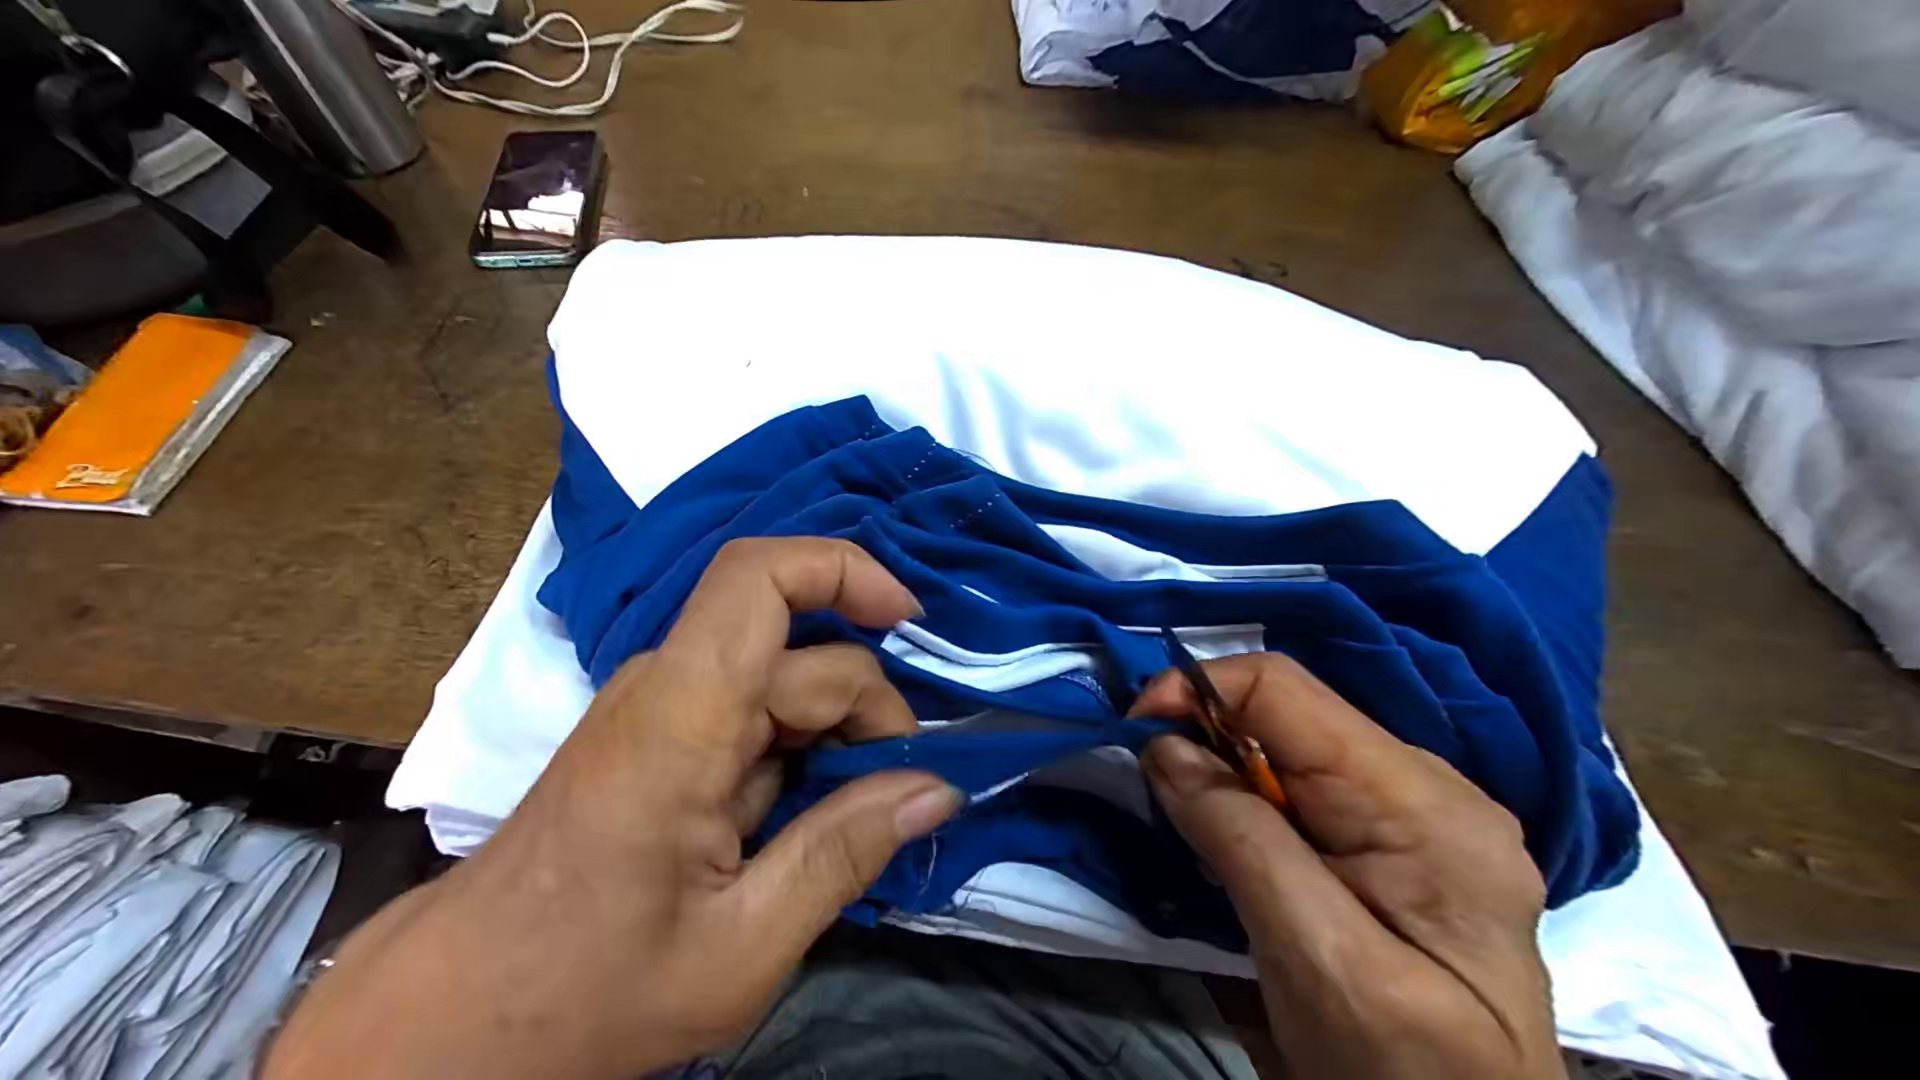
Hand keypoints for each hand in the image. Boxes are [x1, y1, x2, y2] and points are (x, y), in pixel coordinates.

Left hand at [262, 538, 963, 1079]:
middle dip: (870, 712)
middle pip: (805, 653)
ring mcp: (666, 705)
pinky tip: (808, 813)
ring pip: (791, 679)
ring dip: (842, 734)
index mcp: (681, 720)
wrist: (452, 1020)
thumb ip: (843, 853)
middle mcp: (671, 687)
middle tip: (894, 797)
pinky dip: (808, 746)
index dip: (843, 569)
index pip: (757, 578)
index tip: (910, 621)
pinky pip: (763, 709)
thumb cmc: (586, 995)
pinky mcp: (668, 730)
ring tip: (850, 817)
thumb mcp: (738, 947)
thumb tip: (937, 788)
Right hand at [1133, 654, 1564, 1079]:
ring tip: (1207, 843)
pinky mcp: (1390, 833)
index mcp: (1421, 803)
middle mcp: (1424, 784)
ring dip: (1222, 774)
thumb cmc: (1403, 1072)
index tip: (1137, 729)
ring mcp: (1412, 807)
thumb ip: (1240, 840)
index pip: (1284, 688)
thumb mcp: (1316, 962)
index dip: (1198, 688)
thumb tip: (1163, 749)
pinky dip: (1246, 800)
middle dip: (1207, 738)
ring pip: (1283, 744)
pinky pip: (1296, 781)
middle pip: (1283, 713)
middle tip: (1166, 800)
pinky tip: (1245, 854)